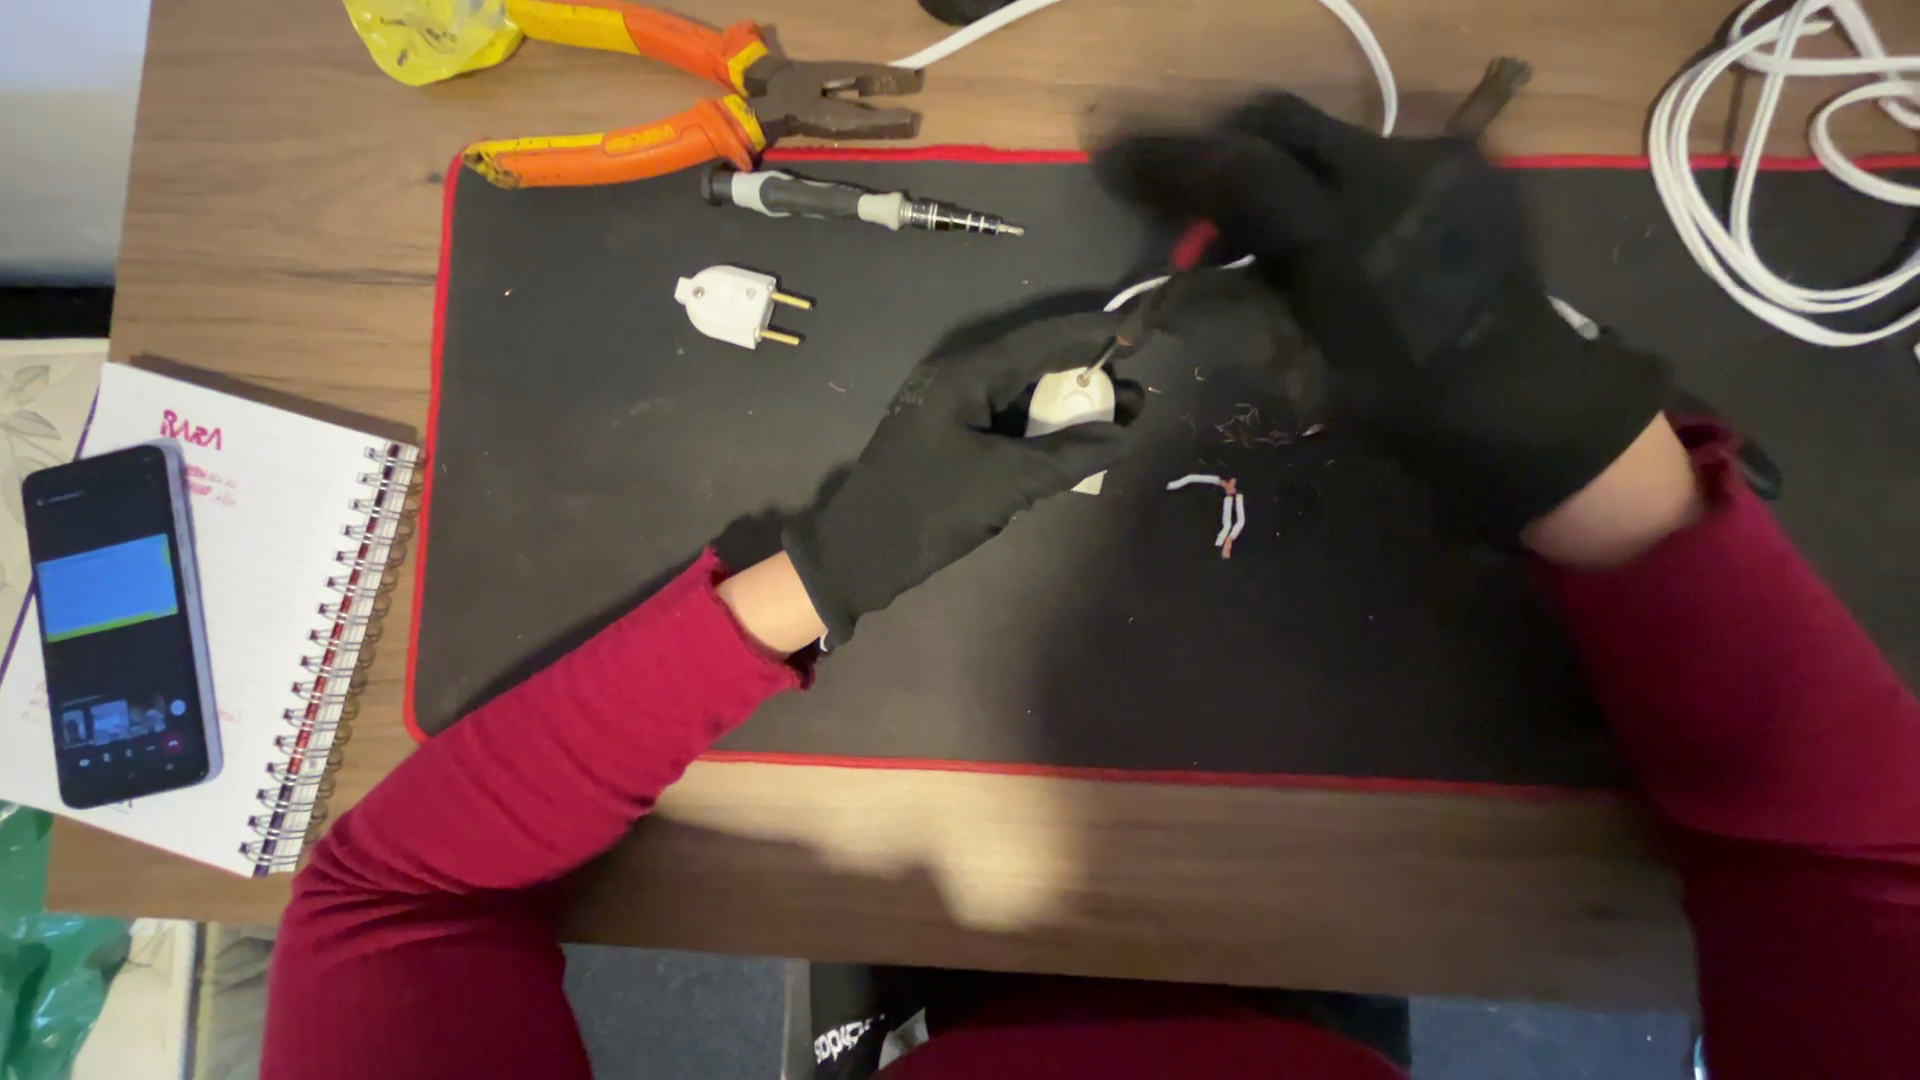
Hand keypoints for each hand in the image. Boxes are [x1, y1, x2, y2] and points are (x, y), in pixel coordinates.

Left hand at [783, 314, 1141, 644]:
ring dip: (1066, 408)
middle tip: (1136, 394)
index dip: (1093, 334)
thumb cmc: (929, 509)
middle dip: (1087, 376)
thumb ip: (1068, 456)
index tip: (1140, 332)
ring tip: (1117, 420)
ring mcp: (954, 410)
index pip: (1042, 339)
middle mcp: (961, 380)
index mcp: (966, 374)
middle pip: (1035, 364)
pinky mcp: (953, 439)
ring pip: (1022, 396)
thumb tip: (1123, 436)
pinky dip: (1041, 432)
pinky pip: (1007, 424)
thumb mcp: (1006, 482)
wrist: (861, 551)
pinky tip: (1073, 445)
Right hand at [1098, 94, 1670, 540]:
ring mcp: (1437, 160)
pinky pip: (1367, 152)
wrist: (1520, 393)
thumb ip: (1235, 308)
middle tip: (1179, 190)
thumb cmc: (1399, 402)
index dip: (1167, 160)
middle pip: (1276, 120)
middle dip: (1213, 145)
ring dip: (1268, 169)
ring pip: (1321, 134)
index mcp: (1347, 242)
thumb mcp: (1300, 372)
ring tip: (1250, 231)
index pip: (1239, 172)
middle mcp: (1394, 177)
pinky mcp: (1465, 161)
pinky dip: (1321, 181)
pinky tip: (1321, 231)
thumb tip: (1179, 273)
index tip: (1113, 157)